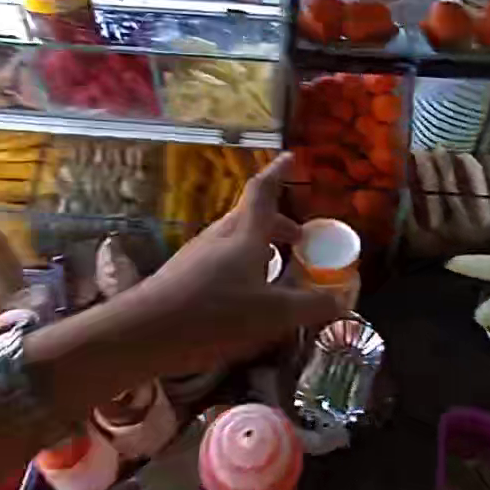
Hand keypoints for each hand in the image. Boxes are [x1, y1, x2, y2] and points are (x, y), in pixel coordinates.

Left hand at [105, 154, 341, 377]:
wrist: (147, 330)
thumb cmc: (214, 313)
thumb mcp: (273, 314)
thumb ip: (311, 306)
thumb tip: (342, 299)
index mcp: (244, 234)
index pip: (263, 191)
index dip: (279, 173)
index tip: (290, 158)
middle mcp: (218, 236)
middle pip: (250, 217)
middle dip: (277, 224)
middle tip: (299, 240)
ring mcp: (196, 254)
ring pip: (233, 239)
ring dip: (258, 246)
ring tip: (275, 269)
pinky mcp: (182, 274)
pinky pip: (218, 260)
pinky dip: (238, 266)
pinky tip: (242, 295)